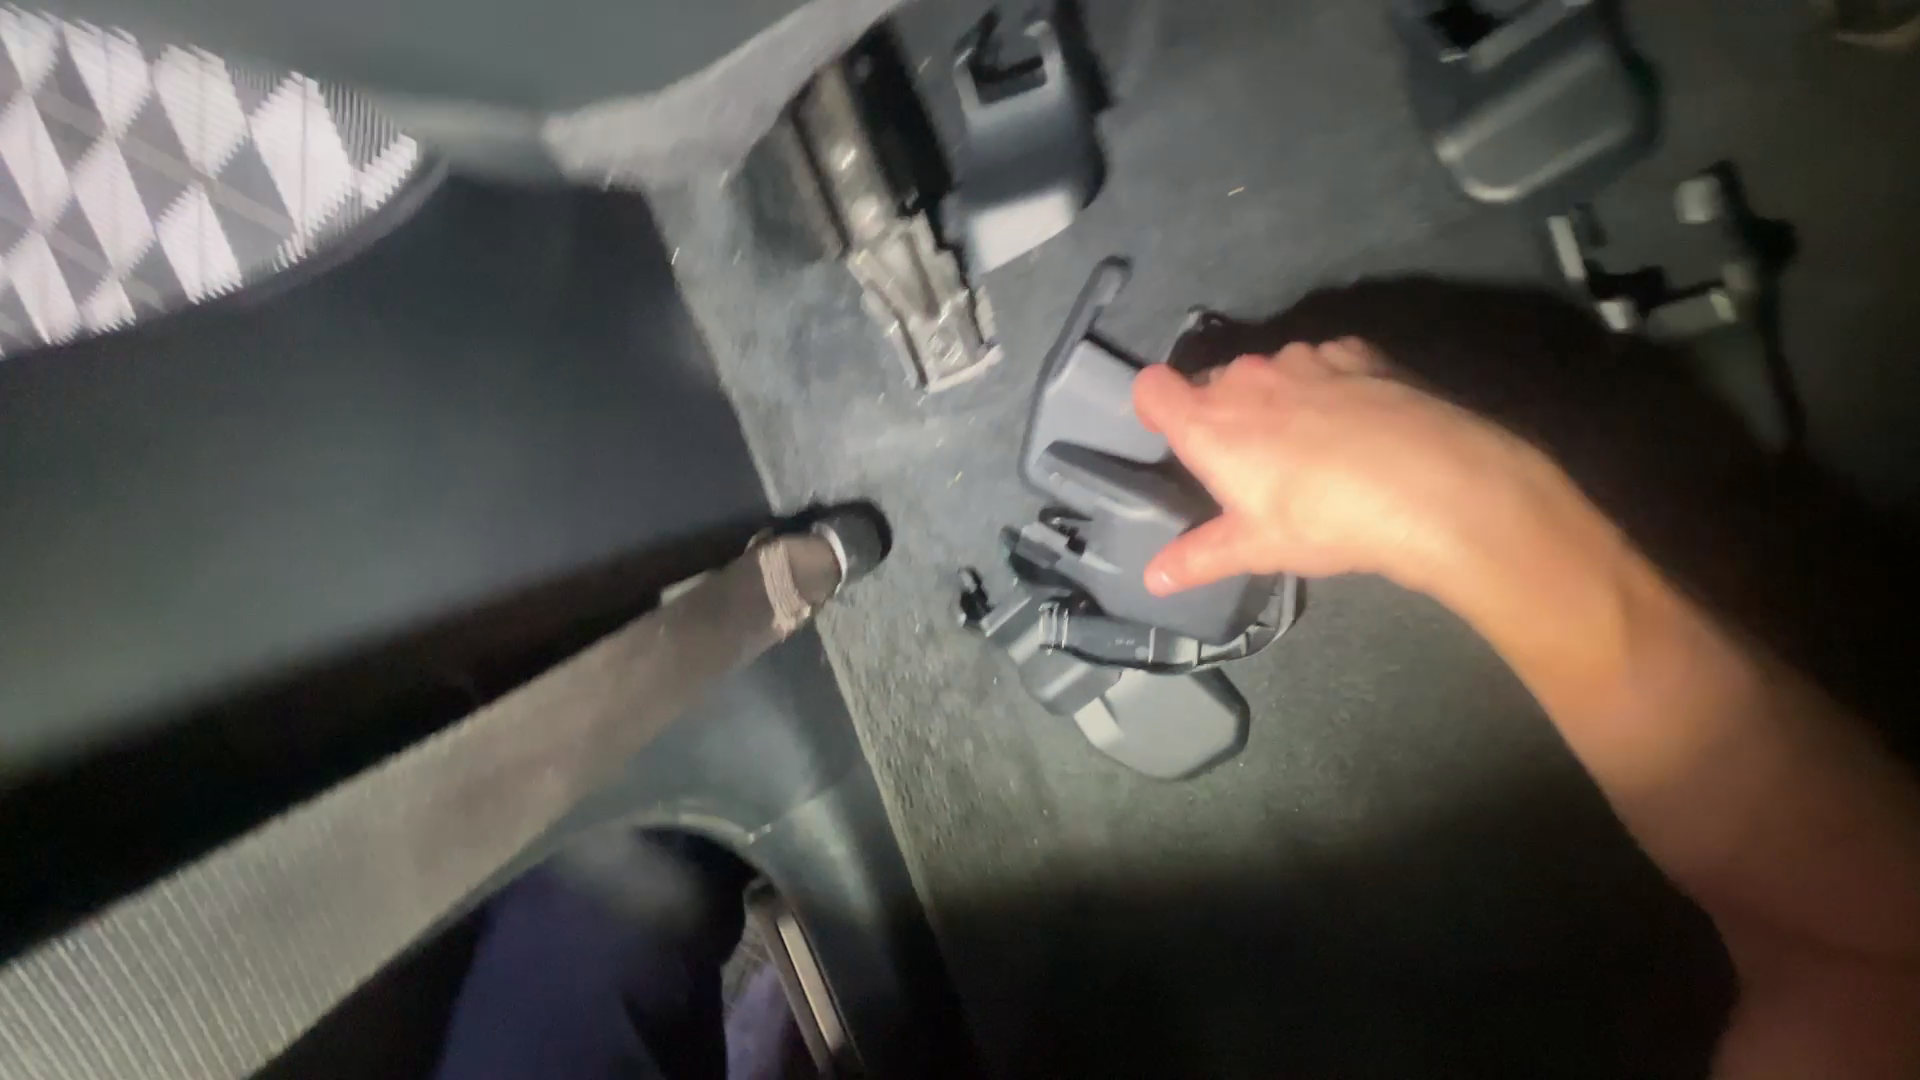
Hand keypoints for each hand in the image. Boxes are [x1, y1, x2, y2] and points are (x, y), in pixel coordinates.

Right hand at [1133, 339, 1567, 597]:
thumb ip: (1196, 558)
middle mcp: (1247, 379)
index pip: (1151, 388)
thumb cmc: (1325, 520)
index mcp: (1209, 423)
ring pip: (1269, 373)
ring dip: (1274, 399)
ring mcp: (1303, 359)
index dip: (1154, 407)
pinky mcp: (1357, 352)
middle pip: (1213, 383)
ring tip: (1312, 445)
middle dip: (1222, 414)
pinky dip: (1325, 386)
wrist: (1439, 487)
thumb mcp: (1255, 548)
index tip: (1172, 433)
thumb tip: (1152, 580)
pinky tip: (1356, 424)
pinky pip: (1321, 364)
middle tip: (1252, 462)